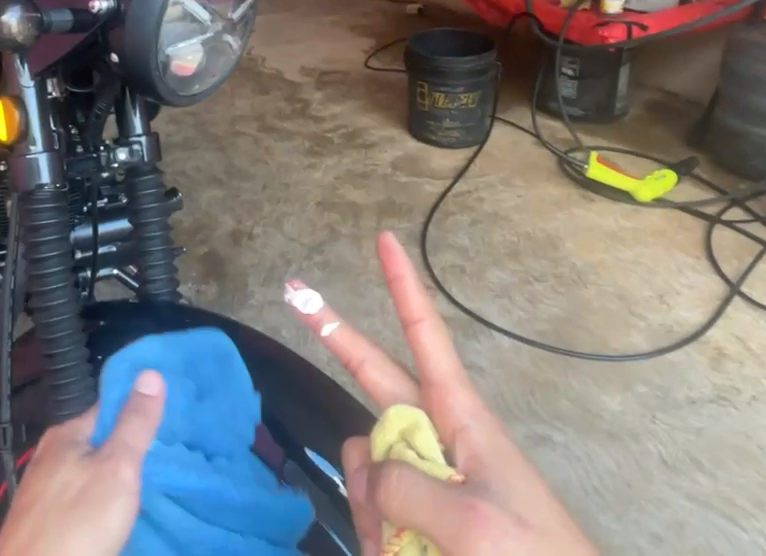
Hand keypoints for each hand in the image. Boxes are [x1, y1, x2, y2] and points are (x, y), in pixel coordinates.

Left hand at [0, 369, 166, 555]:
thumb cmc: (75, 525)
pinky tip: (121, 515)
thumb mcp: (116, 469)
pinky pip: (84, 501)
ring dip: (118, 479)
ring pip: (92, 474)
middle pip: (100, 442)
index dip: (139, 409)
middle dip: (130, 448)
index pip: (108, 406)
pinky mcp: (47, 523)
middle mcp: (51, 457)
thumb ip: (134, 423)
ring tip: (154, 483)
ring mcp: (46, 492)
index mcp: (65, 435)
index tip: (171, 416)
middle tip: (170, 454)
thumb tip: (149, 371)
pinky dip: (104, 503)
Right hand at [286, 233, 596, 554]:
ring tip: (404, 553)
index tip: (386, 240)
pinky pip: (375, 511)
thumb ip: (406, 487)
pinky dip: (380, 539)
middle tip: (293, 289)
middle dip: (335, 336)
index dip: (402, 285)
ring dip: (371, 510)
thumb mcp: (472, 523)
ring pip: (366, 463)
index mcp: (458, 415)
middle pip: (372, 378)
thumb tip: (367, 470)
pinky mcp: (420, 517)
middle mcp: (436, 434)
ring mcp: (426, 477)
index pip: (423, 333)